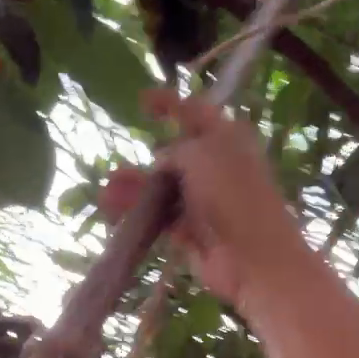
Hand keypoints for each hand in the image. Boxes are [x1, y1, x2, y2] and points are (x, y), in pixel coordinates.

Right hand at [99, 91, 314, 307]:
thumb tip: (161, 163)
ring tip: (107, 195)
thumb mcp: (202, 155)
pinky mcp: (190, 232)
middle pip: (174, 156)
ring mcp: (202, 202)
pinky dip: (138, 215)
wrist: (251, 256)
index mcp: (227, 139)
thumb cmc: (233, 196)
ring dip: (134, 190)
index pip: (196, 112)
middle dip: (145, 159)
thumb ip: (176, 151)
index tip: (142, 101)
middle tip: (117, 168)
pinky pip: (159, 218)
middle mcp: (215, 168)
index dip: (170, 104)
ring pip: (162, 190)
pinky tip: (114, 213)